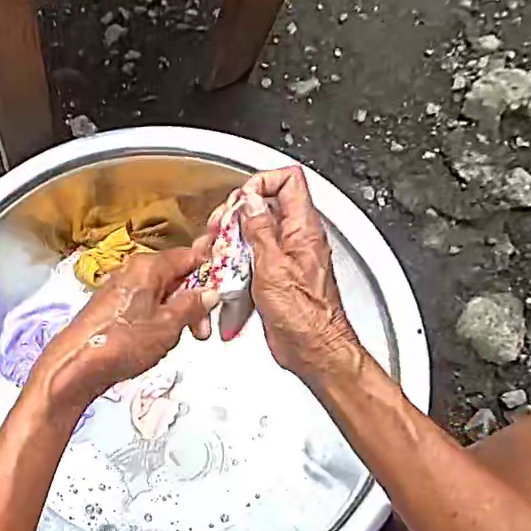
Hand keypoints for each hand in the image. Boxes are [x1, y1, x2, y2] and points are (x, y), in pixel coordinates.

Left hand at [29, 247, 213, 416]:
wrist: (75, 366)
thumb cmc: (119, 343)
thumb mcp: (168, 325)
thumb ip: (192, 305)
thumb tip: (208, 292)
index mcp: (147, 266)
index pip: (189, 256)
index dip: (209, 271)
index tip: (222, 290)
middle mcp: (131, 272)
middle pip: (174, 276)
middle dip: (193, 301)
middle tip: (201, 329)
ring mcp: (118, 290)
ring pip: (159, 295)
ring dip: (175, 315)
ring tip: (176, 340)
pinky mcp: (110, 310)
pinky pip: (143, 308)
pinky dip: (156, 322)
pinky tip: (155, 343)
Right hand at [233, 166, 365, 381]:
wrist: (312, 349)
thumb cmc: (305, 317)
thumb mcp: (274, 268)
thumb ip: (260, 231)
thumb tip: (249, 201)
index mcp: (303, 230)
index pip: (288, 181)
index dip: (260, 184)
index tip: (238, 202)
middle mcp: (294, 240)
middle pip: (262, 206)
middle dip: (235, 215)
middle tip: (220, 230)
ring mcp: (283, 259)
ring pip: (251, 234)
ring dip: (229, 242)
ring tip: (217, 256)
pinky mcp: (272, 278)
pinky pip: (249, 261)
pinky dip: (233, 265)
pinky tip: (225, 277)